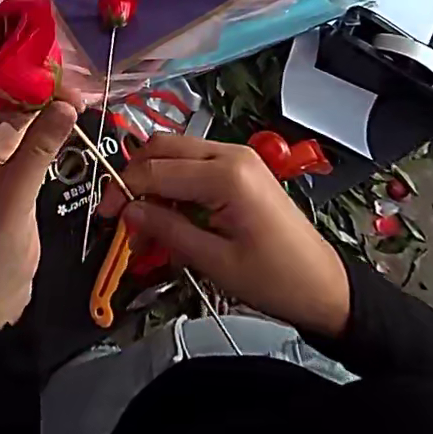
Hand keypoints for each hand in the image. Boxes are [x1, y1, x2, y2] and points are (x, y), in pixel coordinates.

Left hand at [0, 85, 80, 331]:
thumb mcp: (16, 193)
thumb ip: (41, 145)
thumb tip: (67, 104)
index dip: (30, 86)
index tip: (66, 82)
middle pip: (9, 103)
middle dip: (43, 94)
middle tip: (80, 90)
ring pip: (22, 116)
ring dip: (49, 107)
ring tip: (80, 98)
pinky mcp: (8, 162)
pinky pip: (29, 134)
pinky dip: (48, 125)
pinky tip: (69, 115)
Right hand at [98, 135, 350, 337]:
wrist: (327, 286)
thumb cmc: (277, 280)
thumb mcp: (216, 262)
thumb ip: (168, 230)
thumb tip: (128, 212)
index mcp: (226, 174)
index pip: (156, 169)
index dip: (123, 190)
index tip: (106, 215)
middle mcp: (229, 153)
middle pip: (162, 147)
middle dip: (134, 177)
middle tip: (119, 213)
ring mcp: (235, 155)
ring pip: (174, 151)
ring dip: (151, 179)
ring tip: (143, 220)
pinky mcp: (237, 166)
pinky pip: (192, 162)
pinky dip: (171, 181)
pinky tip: (167, 212)